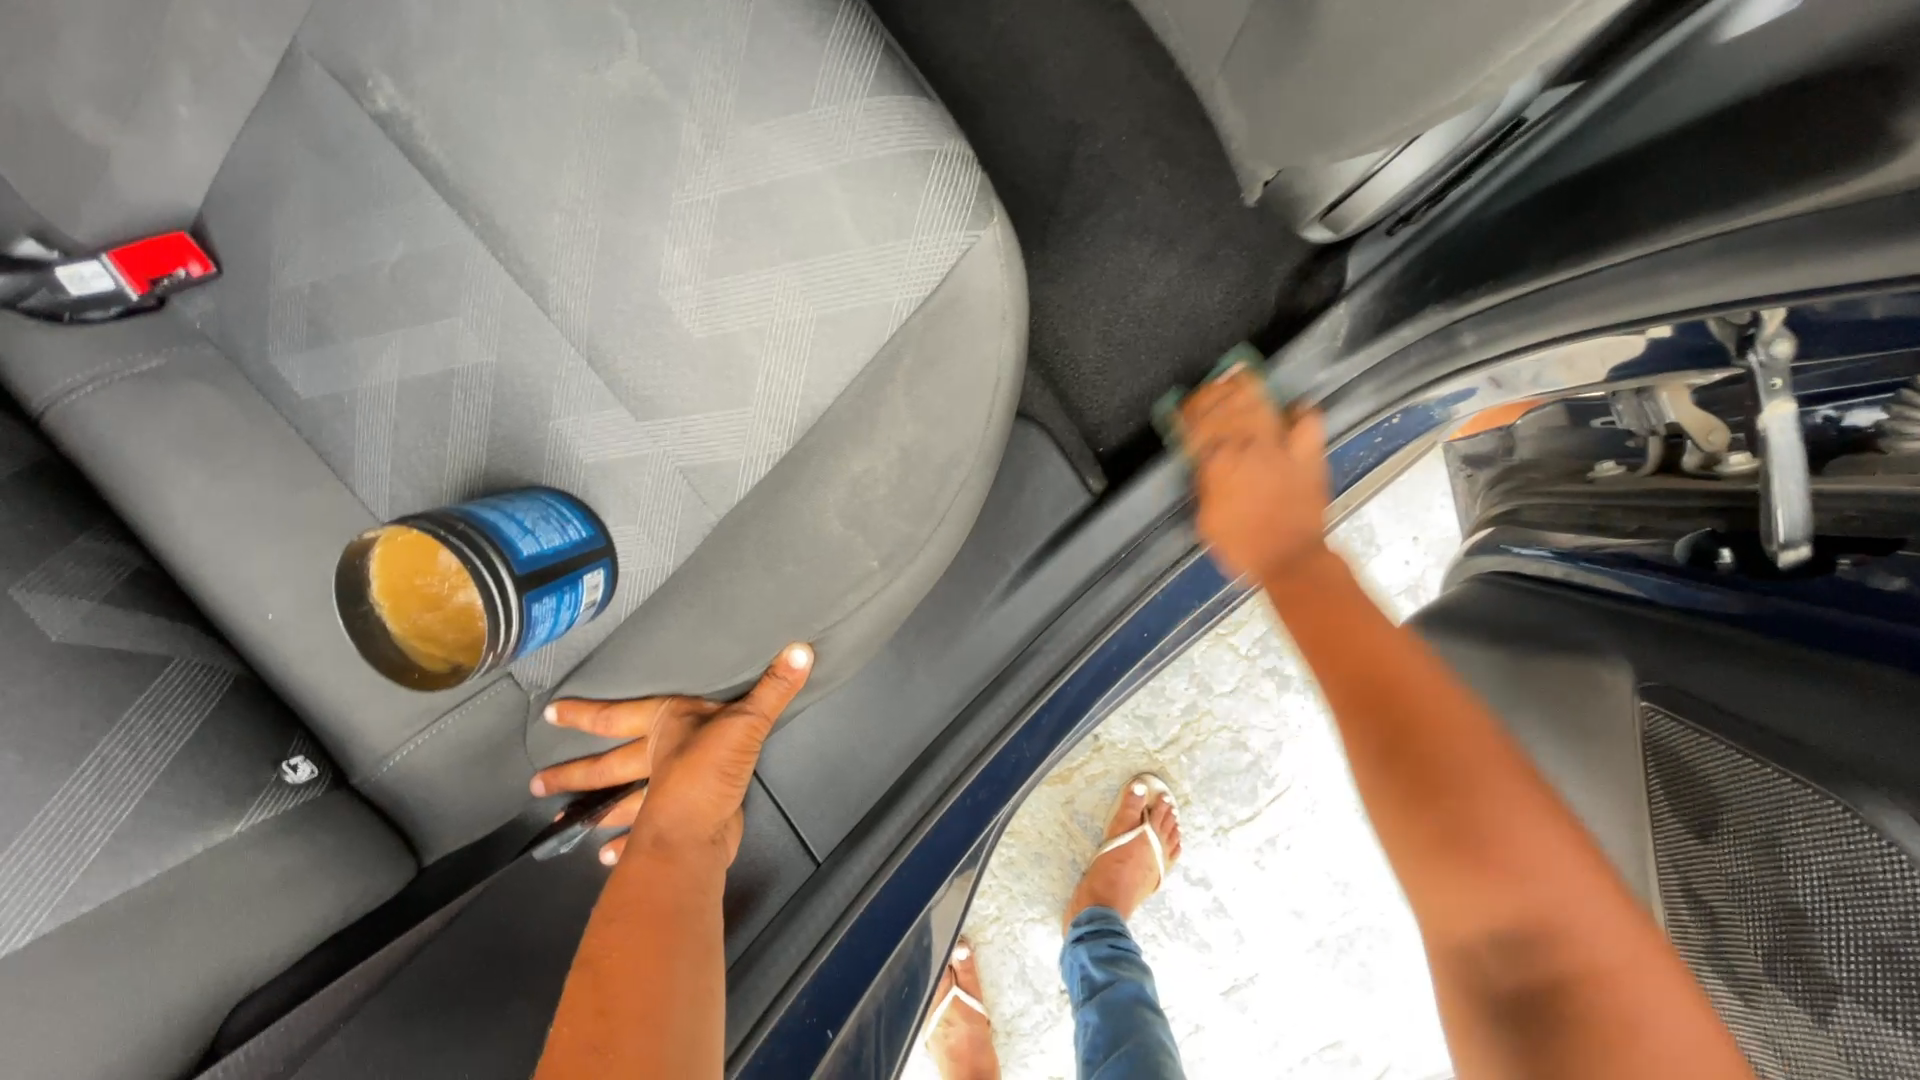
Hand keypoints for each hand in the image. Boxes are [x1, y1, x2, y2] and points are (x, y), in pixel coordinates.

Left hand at [531, 644, 813, 865]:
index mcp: (663, 728)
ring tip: (565, 829)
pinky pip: (640, 836)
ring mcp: (657, 798)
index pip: (614, 715)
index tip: (550, 713)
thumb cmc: (710, 767)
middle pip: (606, 766)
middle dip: (573, 774)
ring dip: (594, 814)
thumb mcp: (748, 720)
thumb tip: (802, 650)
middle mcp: (653, 761)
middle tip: (536, 786)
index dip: (583, 713)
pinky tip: (606, 858)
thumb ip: (774, 688)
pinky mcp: (670, 827)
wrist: (703, 827)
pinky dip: (623, 846)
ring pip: (618, 803)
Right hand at [1180, 367, 1330, 582]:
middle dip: (1215, 391)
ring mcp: (1280, 448)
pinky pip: (1308, 420)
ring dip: (1248, 389)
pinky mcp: (1308, 454)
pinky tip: (1292, 410)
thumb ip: (1204, 485)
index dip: (1189, 410)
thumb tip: (1204, 464)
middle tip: (1210, 386)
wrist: (1289, 560)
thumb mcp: (1206, 520)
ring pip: (1262, 404)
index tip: (1183, 405)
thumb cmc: (1243, 547)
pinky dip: (1299, 411)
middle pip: (1228, 406)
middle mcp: (1247, 448)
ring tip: (1240, 378)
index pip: (1197, 425)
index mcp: (1217, 464)